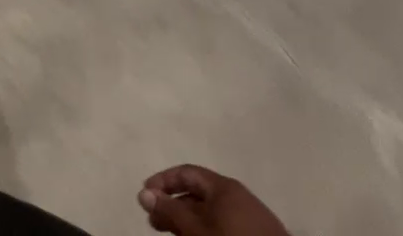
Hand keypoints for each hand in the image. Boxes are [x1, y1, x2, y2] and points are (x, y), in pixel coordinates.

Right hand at [137, 165, 291, 235]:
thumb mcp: (196, 229)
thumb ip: (169, 210)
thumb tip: (143, 193)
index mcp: (224, 186)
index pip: (186, 172)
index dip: (162, 181)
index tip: (145, 196)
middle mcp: (238, 195)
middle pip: (198, 193)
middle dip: (173, 206)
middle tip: (154, 222)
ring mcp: (251, 216)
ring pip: (211, 212)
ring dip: (188, 220)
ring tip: (172, 234)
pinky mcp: (259, 234)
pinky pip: (225, 224)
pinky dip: (207, 229)